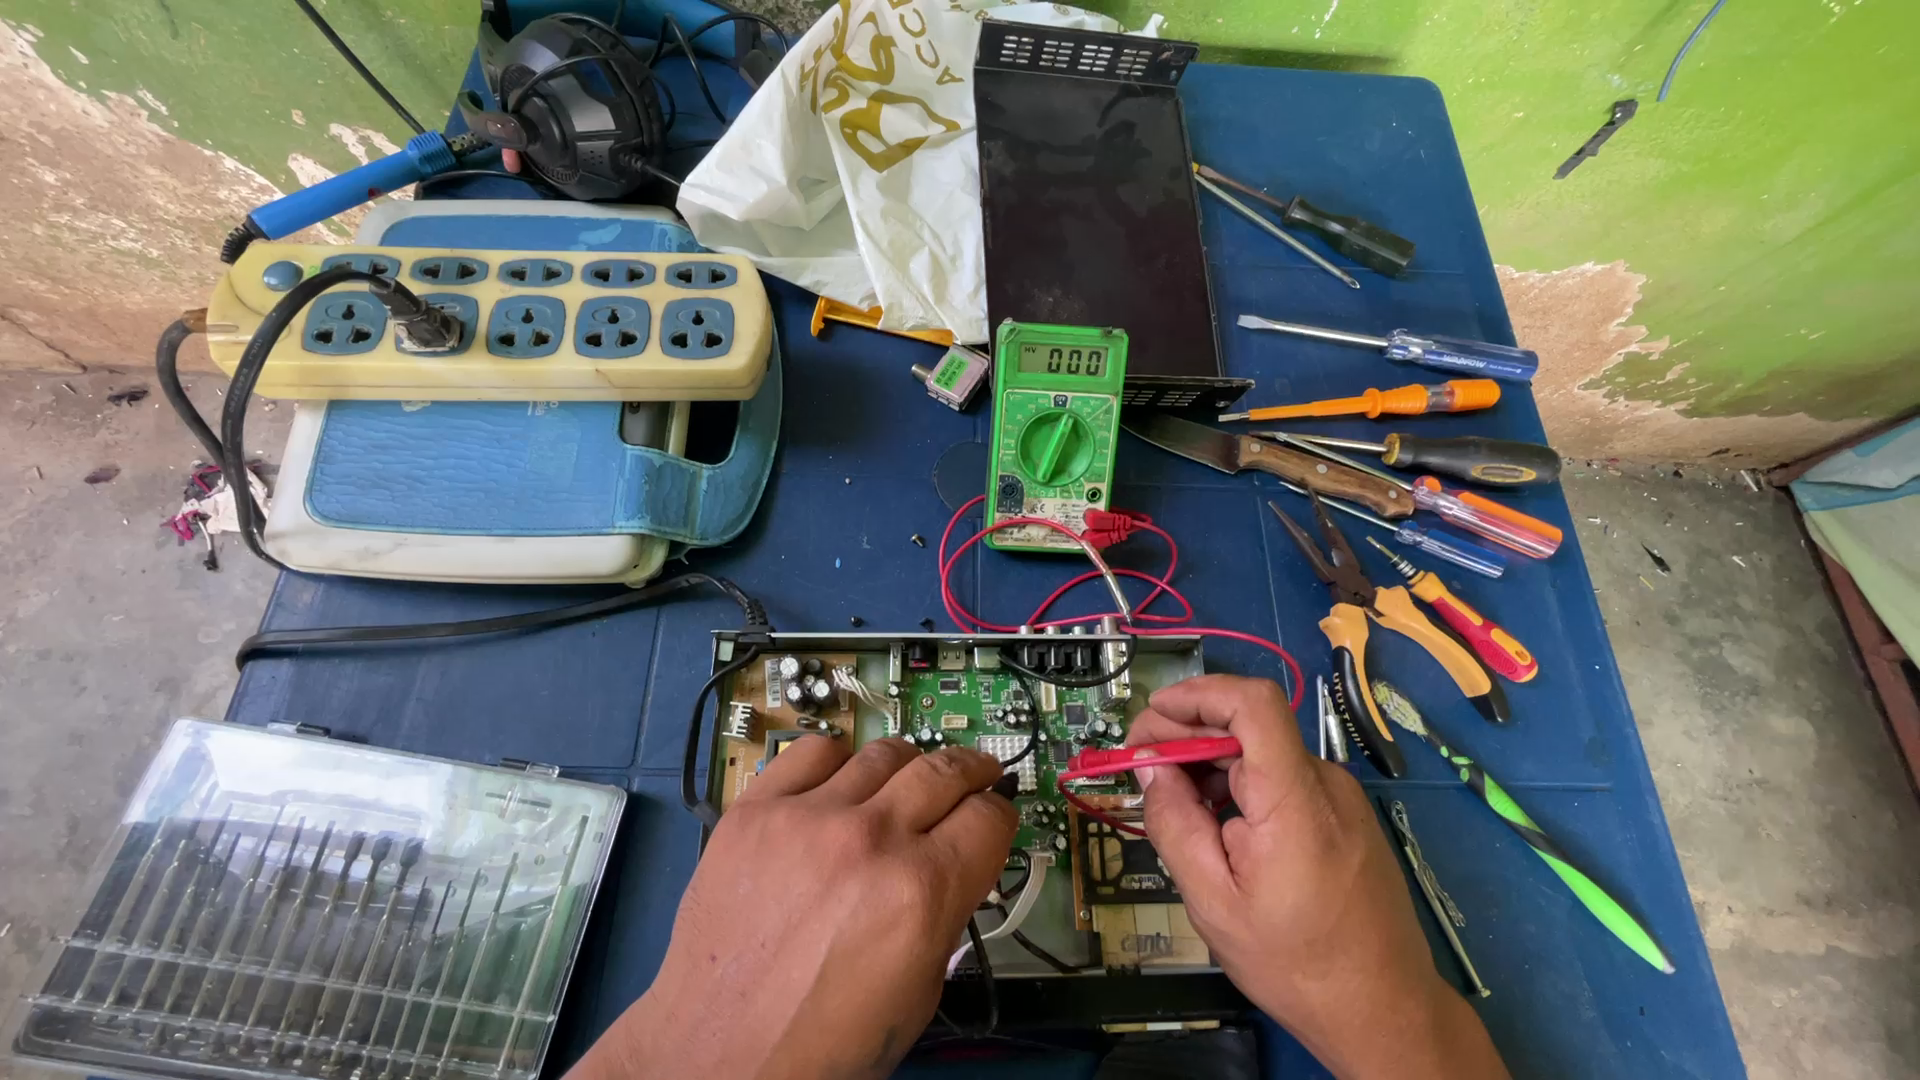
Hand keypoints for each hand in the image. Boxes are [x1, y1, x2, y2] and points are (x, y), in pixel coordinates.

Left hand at [569, 737, 1016, 1079]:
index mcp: (921, 892)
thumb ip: (947, 911)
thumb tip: (956, 858)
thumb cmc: (826, 1040)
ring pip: (884, 753)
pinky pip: (813, 752)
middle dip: (971, 771)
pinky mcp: (757, 810)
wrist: (718, 1053)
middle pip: (944, 770)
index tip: (992, 816)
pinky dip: (837, 760)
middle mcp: (871, 840)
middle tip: (974, 773)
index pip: (988, 816)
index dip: (999, 815)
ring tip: (908, 776)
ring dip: (909, 764)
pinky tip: (840, 781)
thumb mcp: (919, 990)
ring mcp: (809, 817)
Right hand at [1126, 675, 1507, 1078]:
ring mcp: (1339, 796)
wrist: (1387, 1014)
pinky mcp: (1341, 813)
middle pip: (1248, 726)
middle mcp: (1324, 783)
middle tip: (1140, 762)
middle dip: (1186, 732)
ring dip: (1209, 761)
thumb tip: (1150, 766)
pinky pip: (1278, 777)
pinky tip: (1213, 817)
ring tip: (1171, 797)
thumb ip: (1175, 825)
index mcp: (1295, 801)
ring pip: (1260, 752)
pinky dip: (1237, 783)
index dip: (1198, 693)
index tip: (1152, 716)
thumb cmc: (1295, 964)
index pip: (1254, 704)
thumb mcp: (1214, 903)